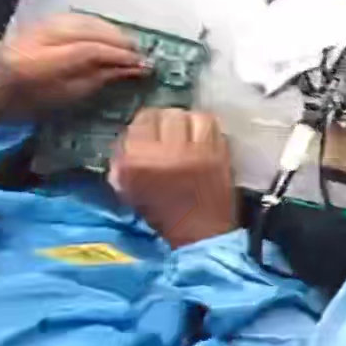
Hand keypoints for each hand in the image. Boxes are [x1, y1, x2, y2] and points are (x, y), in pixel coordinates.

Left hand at [0, 14, 148, 121]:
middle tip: (139, 52)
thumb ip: (103, 77)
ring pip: (79, 20)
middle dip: (118, 40)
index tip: (142, 63)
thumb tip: (137, 68)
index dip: (119, 55)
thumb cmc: (35, 103)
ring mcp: (32, 28)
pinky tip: (109, 34)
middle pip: (85, 31)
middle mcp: (33, 40)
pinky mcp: (35, 22)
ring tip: (128, 44)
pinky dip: (95, 24)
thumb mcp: (72, 94)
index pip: (87, 50)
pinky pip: (71, 18)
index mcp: (39, 64)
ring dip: (109, 30)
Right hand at [108, 108, 237, 246]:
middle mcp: (167, 151)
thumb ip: (125, 156)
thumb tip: (133, 132)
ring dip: (188, 120)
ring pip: (192, 115)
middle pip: (167, 114)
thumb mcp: (128, 185)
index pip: (141, 120)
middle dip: (166, 118)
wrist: (199, 230)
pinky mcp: (221, 154)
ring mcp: (198, 151)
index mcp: (138, 160)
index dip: (146, 122)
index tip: (149, 128)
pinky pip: (214, 127)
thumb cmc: (161, 210)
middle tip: (169, 128)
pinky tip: (203, 136)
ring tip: (187, 130)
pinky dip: (208, 127)